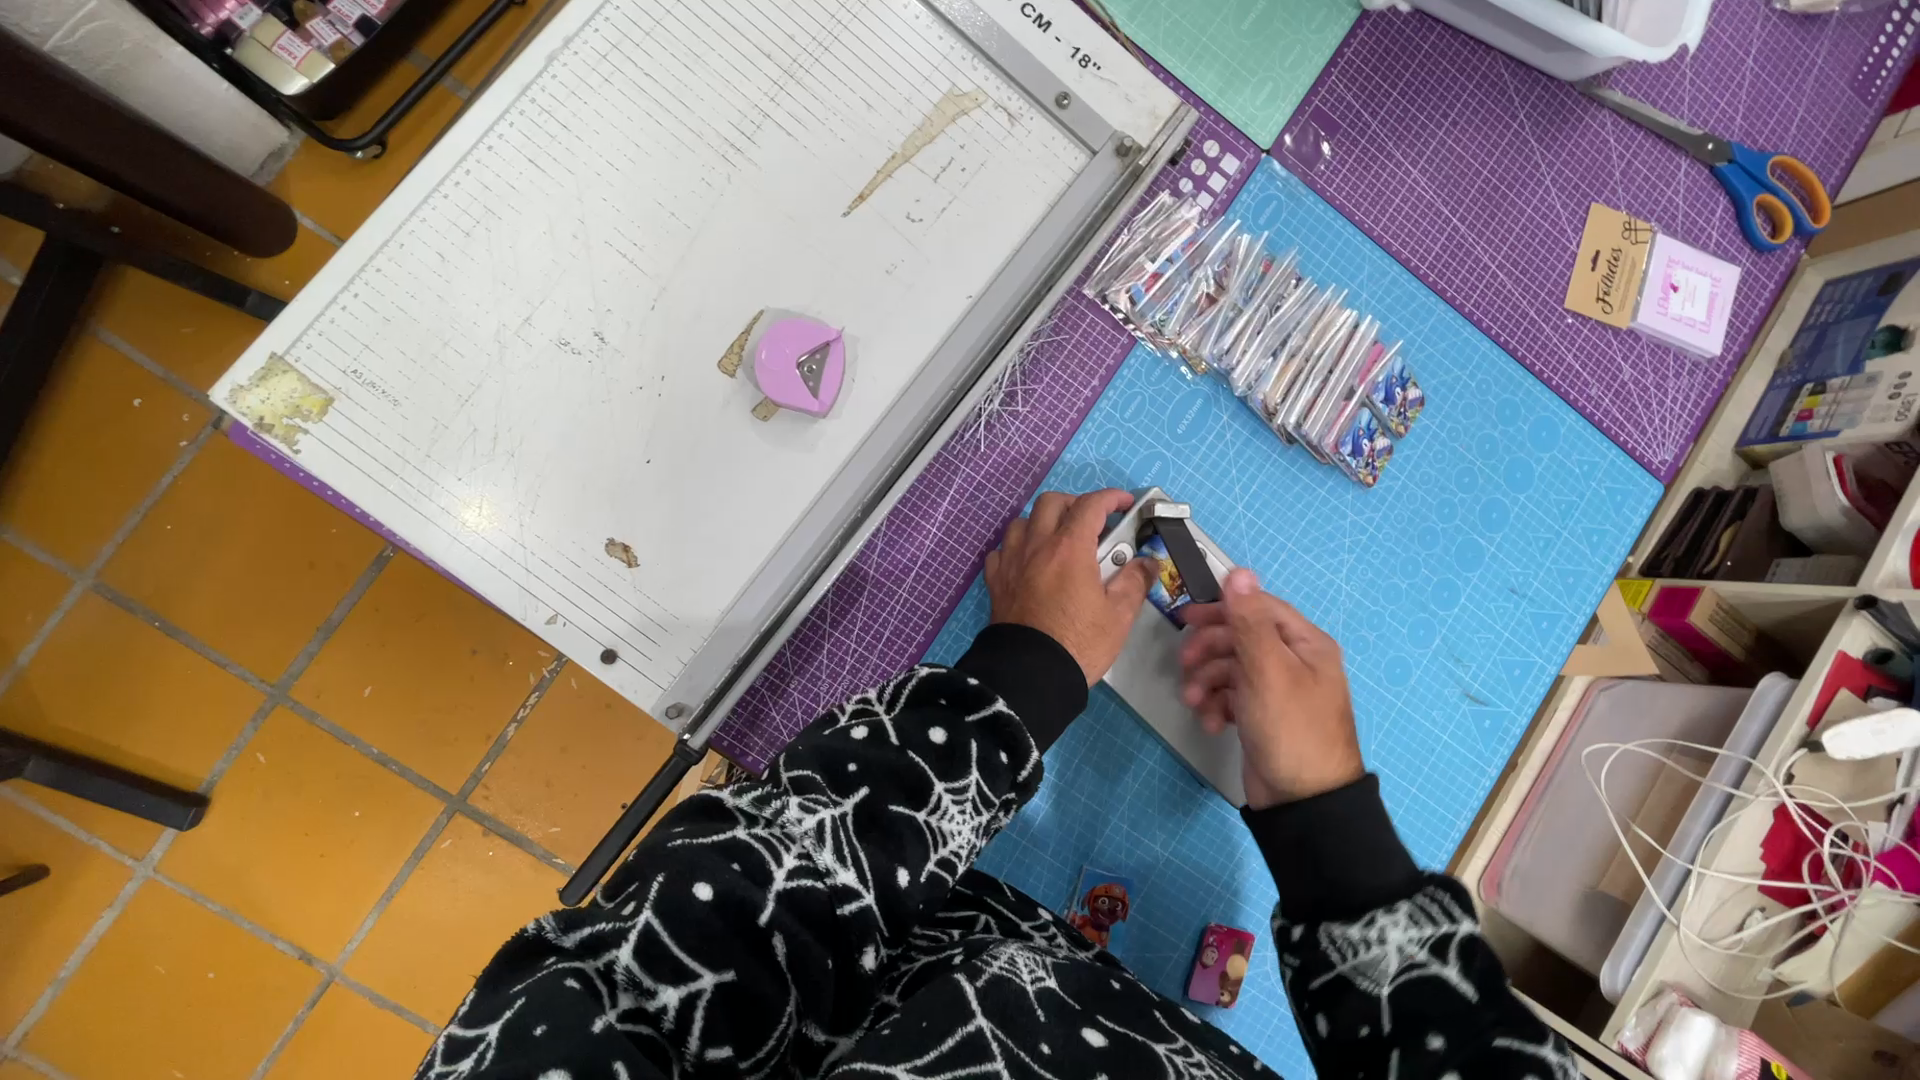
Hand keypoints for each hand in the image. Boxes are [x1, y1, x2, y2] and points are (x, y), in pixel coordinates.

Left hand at [985, 489, 1158, 685]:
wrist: (1030, 675)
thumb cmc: (1078, 644)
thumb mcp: (1118, 616)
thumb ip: (1134, 582)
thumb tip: (1147, 563)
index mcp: (1069, 549)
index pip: (1091, 505)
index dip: (1111, 498)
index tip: (1125, 505)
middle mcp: (1036, 546)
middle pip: (1052, 503)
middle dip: (1076, 505)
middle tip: (1094, 524)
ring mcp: (1012, 562)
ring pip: (1022, 522)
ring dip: (1043, 523)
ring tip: (1060, 542)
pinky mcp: (996, 582)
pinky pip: (1001, 550)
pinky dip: (1017, 547)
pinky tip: (1029, 562)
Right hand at [1178, 568, 1362, 809]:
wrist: (1303, 802)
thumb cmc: (1290, 729)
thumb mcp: (1267, 670)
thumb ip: (1249, 621)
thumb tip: (1240, 571)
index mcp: (1305, 644)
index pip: (1258, 608)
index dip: (1221, 609)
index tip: (1185, 617)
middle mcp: (1294, 661)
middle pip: (1239, 637)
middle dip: (1209, 651)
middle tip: (1184, 664)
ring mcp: (1277, 690)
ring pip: (1230, 667)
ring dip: (1207, 681)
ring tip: (1196, 703)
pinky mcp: (1262, 714)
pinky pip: (1232, 695)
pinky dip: (1217, 705)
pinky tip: (1212, 722)